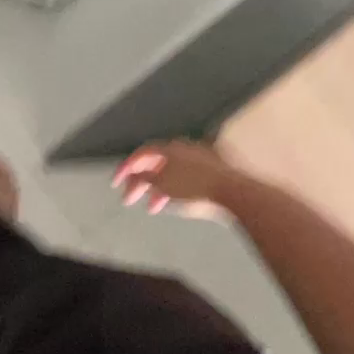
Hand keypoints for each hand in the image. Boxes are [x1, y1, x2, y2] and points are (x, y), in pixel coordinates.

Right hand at [112, 139, 242, 214]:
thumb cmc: (198, 188)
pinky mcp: (215, 171)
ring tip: (154, 205)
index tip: (116, 181)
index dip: (126, 168)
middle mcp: (185, 148)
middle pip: (156, 163)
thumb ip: (144, 178)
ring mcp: (202, 158)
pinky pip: (187, 178)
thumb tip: (135, 173)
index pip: (141, 153)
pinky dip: (176, 189)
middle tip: (130, 197)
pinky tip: (176, 201)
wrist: (236, 194)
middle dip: (141, 181)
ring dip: (159, 188)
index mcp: (170, 149)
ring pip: (172, 172)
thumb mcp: (162, 186)